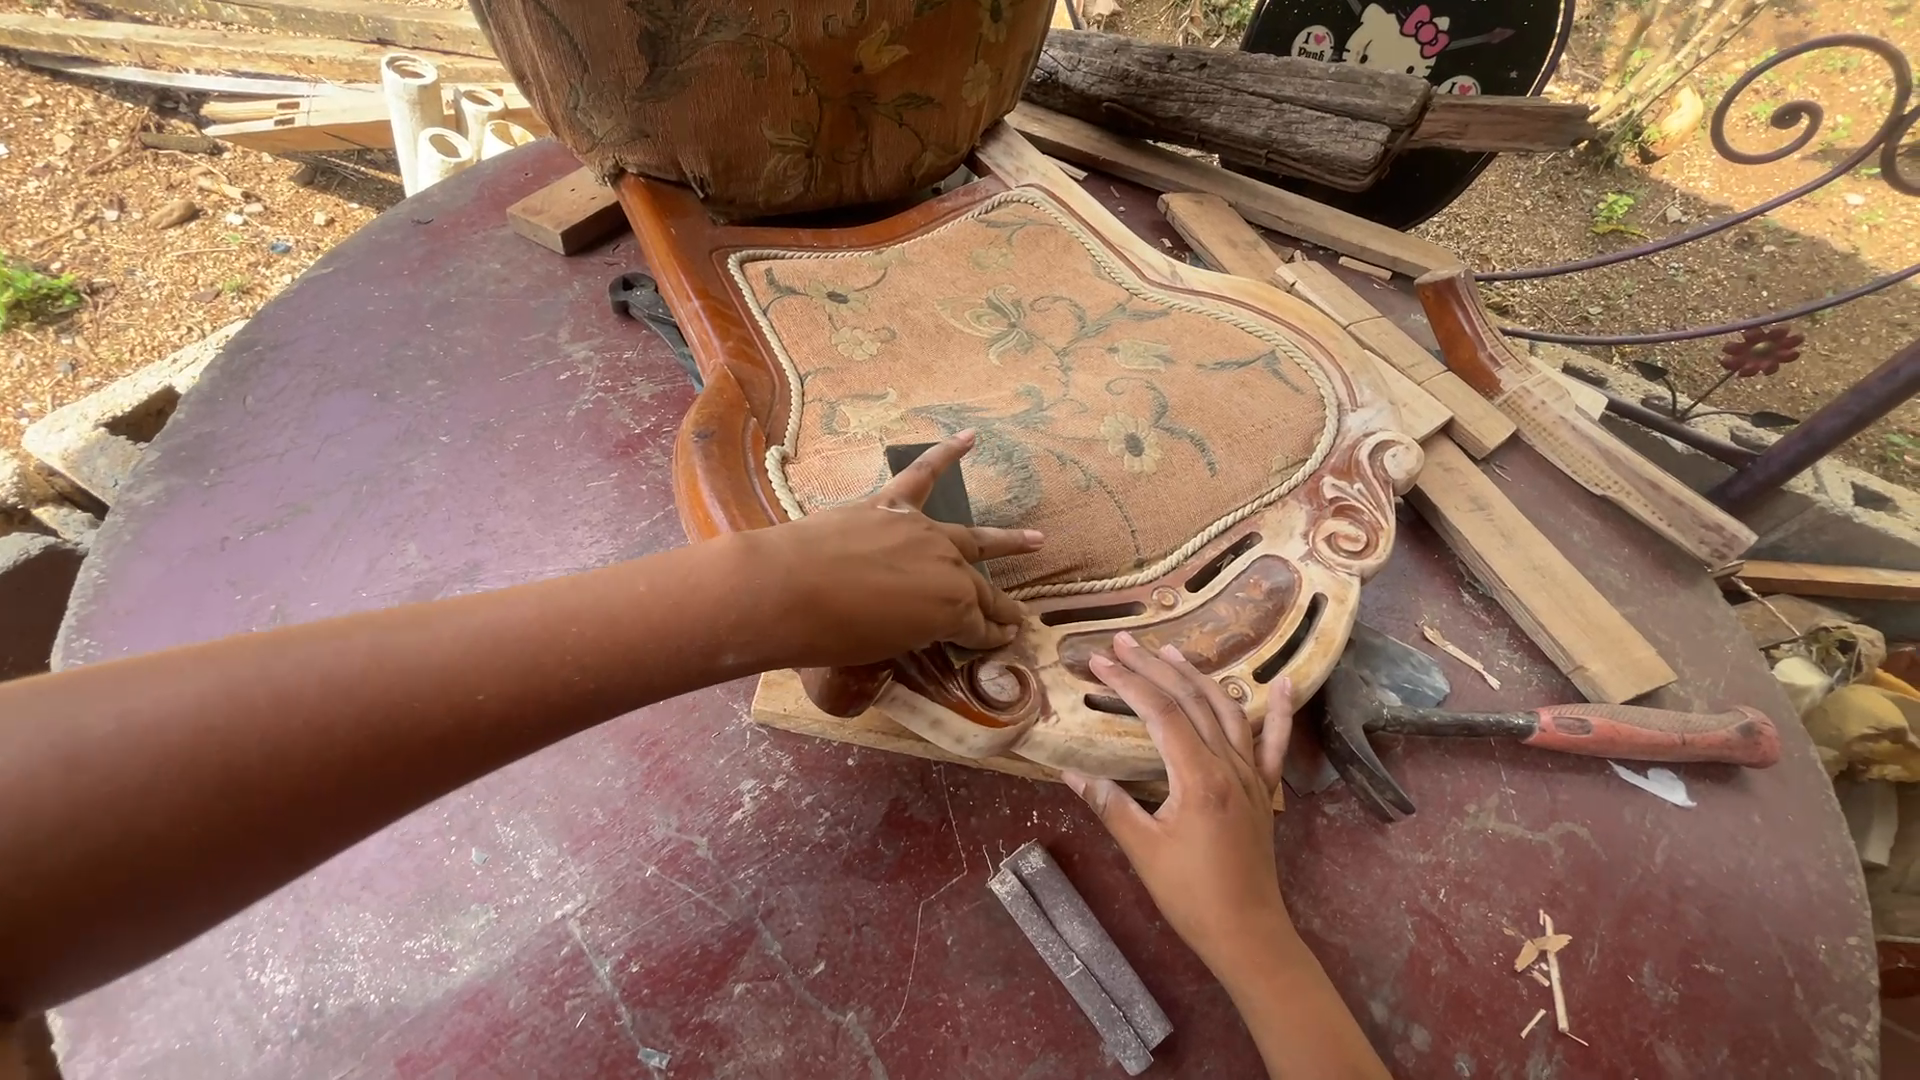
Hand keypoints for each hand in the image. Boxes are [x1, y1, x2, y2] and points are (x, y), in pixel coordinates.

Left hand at [747, 430, 1041, 668]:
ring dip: (1004, 540)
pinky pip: (921, 475)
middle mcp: (948, 566)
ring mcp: (922, 532)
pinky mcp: (890, 506)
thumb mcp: (884, 648)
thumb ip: (912, 631)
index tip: (1002, 641)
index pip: (978, 626)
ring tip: (1035, 539)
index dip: (990, 637)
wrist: (786, 590)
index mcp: (950, 609)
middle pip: (980, 587)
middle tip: (1019, 616)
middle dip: (1001, 606)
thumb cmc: (832, 635)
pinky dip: (945, 455)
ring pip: (971, 536)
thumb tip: (919, 621)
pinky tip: (969, 438)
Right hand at [1063, 633, 1293, 977]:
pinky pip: (1275, 744)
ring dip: (1197, 677)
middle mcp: (1228, 765)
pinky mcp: (1265, 790)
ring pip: (1226, 710)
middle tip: (1122, 642)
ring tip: (1170, 652)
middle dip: (1152, 667)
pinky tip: (1287, 685)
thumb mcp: (1142, 850)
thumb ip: (1109, 805)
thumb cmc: (1190, 894)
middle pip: (1189, 701)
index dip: (1127, 682)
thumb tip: (1070, 772)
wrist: (1247, 933)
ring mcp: (1251, 775)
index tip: (1098, 662)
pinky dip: (1281, 713)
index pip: (1159, 712)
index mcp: (1197, 776)